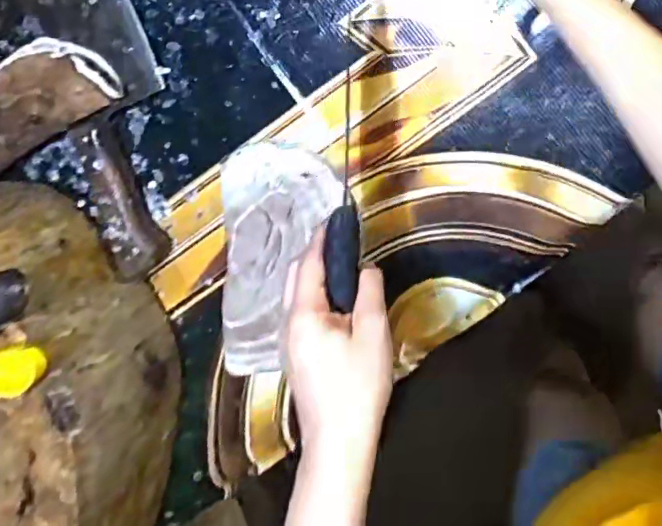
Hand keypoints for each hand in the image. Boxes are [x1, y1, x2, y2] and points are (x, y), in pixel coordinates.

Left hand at [284, 224, 390, 518]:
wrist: (338, 443)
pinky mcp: (297, 357)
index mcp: (304, 314)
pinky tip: (335, 298)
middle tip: (339, 238)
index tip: (333, 218)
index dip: (321, 239)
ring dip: (313, 275)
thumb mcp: (372, 332)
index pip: (308, 265)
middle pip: (294, 277)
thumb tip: (366, 267)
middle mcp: (289, 325)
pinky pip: (301, 311)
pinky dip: (315, 294)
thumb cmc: (357, 386)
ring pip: (296, 296)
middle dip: (313, 254)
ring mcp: (290, 343)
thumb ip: (368, 292)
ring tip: (340, 263)